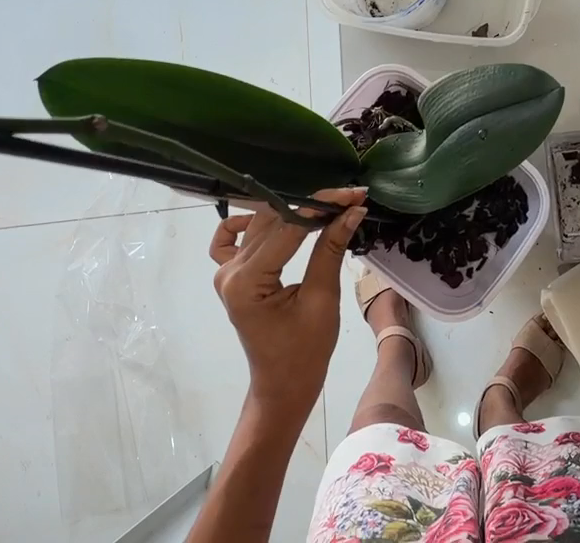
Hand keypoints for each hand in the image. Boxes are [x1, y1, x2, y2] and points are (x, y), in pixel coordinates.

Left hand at [209, 187, 368, 416]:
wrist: (283, 386)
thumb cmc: (305, 352)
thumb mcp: (323, 298)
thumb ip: (331, 249)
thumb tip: (352, 211)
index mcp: (247, 281)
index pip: (288, 227)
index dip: (322, 206)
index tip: (353, 194)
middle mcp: (229, 272)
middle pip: (273, 221)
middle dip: (313, 205)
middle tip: (350, 198)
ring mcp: (225, 273)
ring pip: (259, 225)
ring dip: (294, 211)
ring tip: (329, 205)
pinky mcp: (231, 276)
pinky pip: (230, 240)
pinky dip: (249, 224)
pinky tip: (275, 219)